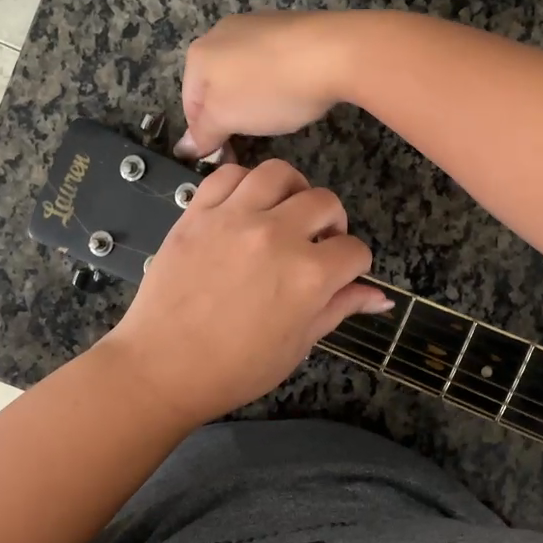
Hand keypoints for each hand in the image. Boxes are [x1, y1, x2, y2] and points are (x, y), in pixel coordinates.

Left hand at [102, 160, 391, 425]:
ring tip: (284, 213)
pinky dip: (244, 183)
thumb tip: (380, 296)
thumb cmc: (234, 369)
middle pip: (325, 202)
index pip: (353, 250)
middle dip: (331, 223)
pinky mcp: (197, 213)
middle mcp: (276, 235)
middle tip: (315, 244)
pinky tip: (245, 206)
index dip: (353, 264)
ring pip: (279, 173)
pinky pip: (229, 174)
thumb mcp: (297, 344)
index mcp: (309, 275)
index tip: (340, 274)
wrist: (162, 368)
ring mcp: (233, 218)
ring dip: (293, 190)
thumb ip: (339, 308)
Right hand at [177, 11, 357, 157]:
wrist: (335, 52)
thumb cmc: (271, 89)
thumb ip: (203, 133)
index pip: (190, 106)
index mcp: (198, 54)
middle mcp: (221, 32)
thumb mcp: (228, 118)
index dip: (206, 136)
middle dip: (231, 116)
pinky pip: (272, 61)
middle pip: (216, 87)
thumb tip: (185, 147)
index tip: (228, 155)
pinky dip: (278, 80)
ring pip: (244, 74)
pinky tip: (295, 92)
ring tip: (277, 115)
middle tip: (253, 138)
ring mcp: (257, 25)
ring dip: (254, 99)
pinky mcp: (288, 26)